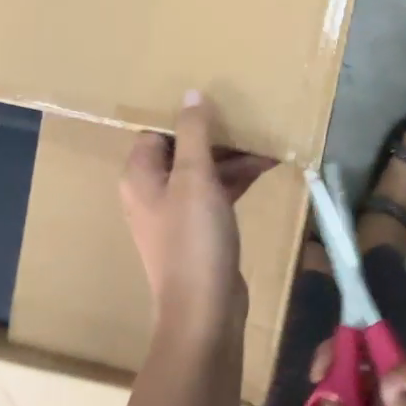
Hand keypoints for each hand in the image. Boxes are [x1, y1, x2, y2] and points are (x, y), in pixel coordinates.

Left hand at [120, 90, 277, 338]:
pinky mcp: (198, 231)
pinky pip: (215, 194)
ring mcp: (175, 213)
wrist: (205, 311)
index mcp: (139, 176)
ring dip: (231, 157)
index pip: (157, 130)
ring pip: (202, 171)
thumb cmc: (193, 238)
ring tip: (265, 142)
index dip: (184, 116)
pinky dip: (235, 180)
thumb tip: (191, 93)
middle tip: (247, 118)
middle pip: (181, 149)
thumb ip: (193, 132)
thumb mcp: (195, 177)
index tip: (216, 101)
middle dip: (215, 135)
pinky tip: (265, 167)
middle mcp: (151, 191)